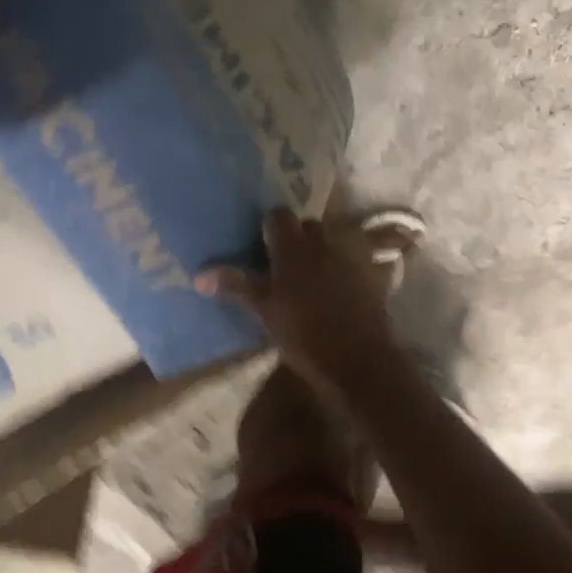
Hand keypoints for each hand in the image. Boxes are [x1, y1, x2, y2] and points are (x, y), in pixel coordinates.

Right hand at [197, 210, 403, 393]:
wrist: (358, 358)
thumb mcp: (264, 310)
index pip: (279, 215)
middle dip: (296, 239)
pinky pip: (351, 263)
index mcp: (295, 246)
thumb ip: (236, 285)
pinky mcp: (371, 276)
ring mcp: (352, 258)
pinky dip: (340, 271)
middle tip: (280, 264)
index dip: (269, 225)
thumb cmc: (303, 333)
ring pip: (331, 244)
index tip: (260, 244)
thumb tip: (200, 274)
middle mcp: (325, 243)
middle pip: (308, 227)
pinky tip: (333, 294)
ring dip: (319, 255)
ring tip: (305, 282)